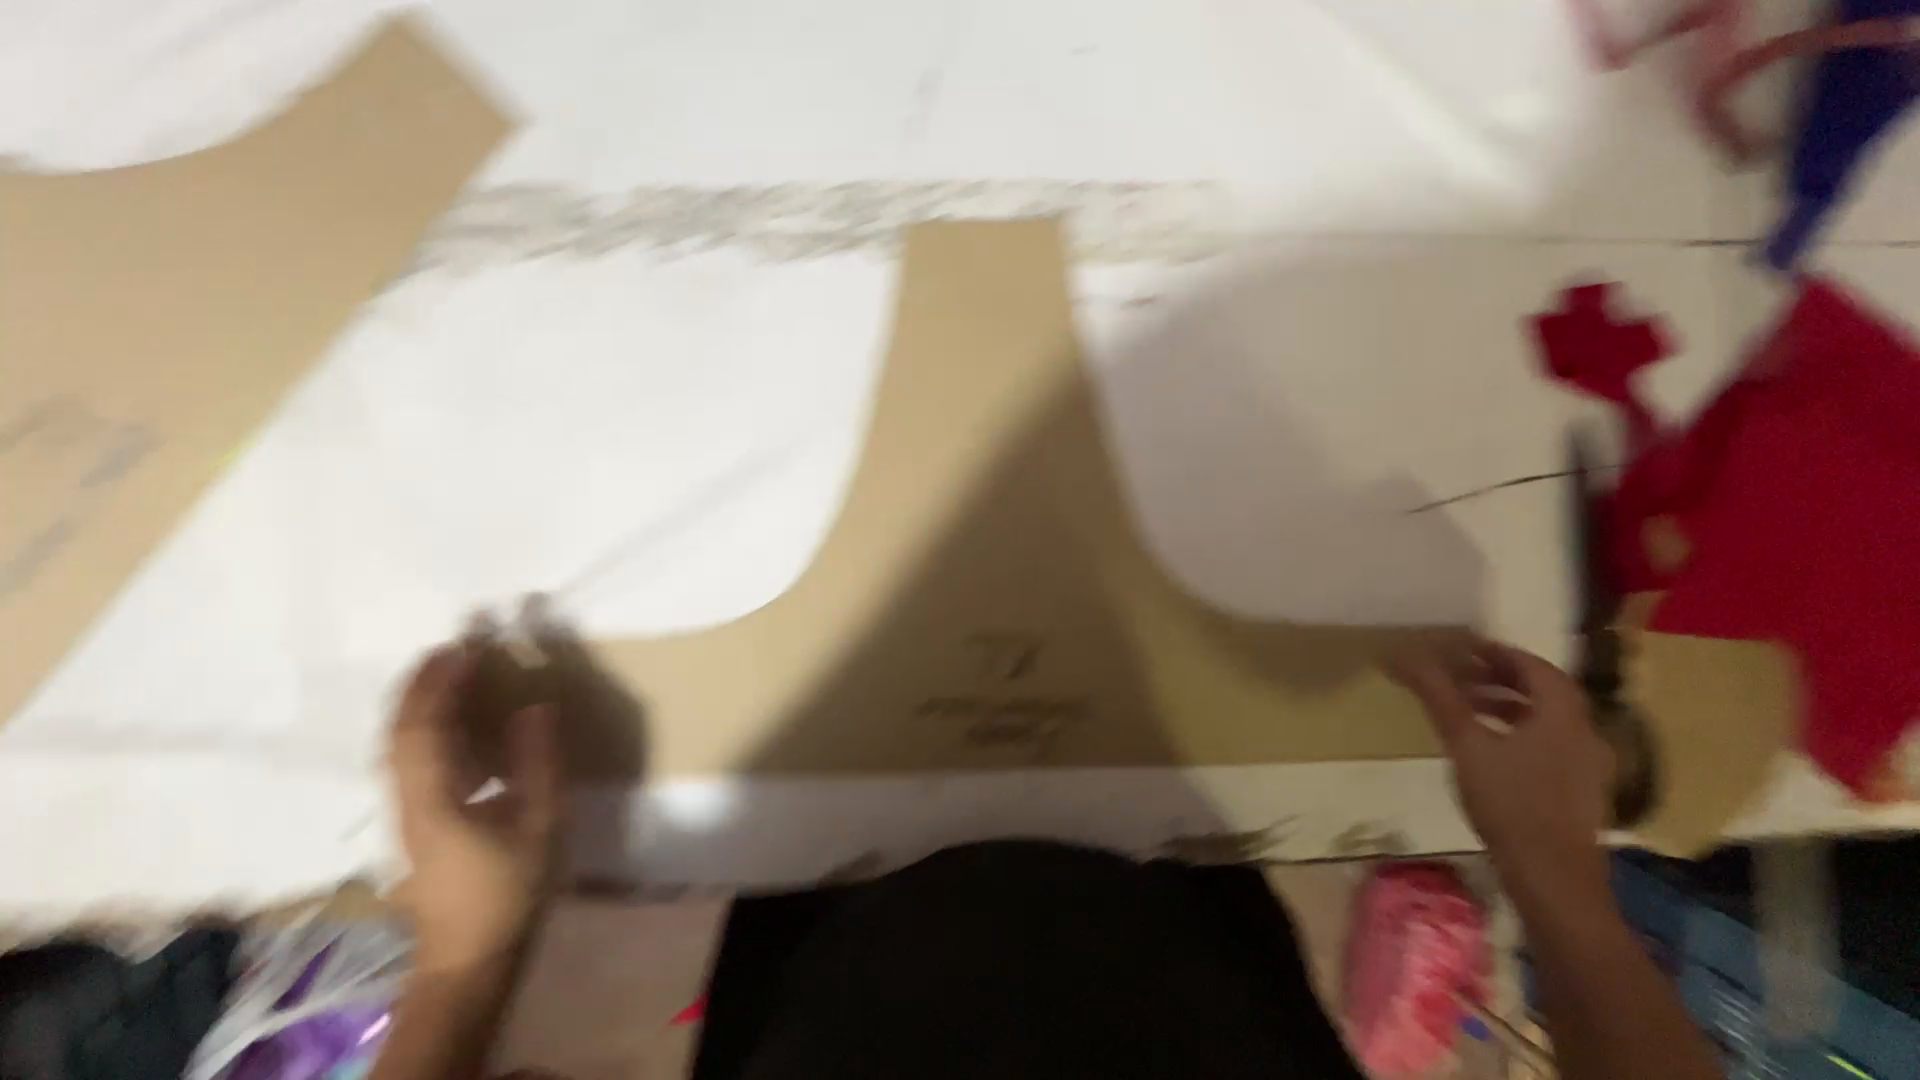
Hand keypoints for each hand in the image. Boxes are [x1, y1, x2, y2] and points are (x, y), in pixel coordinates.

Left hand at [388, 642, 563, 975]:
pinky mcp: (416, 820)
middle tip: (452, 645)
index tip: (465, 646)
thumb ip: (538, 763)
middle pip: (399, 730)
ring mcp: (406, 811)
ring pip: (398, 744)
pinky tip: (454, 722)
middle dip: (421, 683)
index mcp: (435, 798)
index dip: (440, 683)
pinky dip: (426, 726)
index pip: (425, 727)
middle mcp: (408, 799)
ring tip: (450, 671)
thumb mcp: (541, 825)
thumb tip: (534, 707)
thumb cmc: (509, 890)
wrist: (469, 956)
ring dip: (420, 701)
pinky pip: (410, 758)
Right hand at [1390, 639, 1612, 910]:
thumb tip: (1405, 654)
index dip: (1500, 654)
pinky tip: (1489, 751)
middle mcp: (1584, 733)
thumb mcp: (1466, 744)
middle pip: (1544, 692)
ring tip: (1467, 710)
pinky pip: (1549, 745)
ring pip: (1546, 721)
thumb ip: (1439, 697)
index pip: (1535, 667)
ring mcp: (1586, 766)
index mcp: (1563, 715)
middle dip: (1501, 678)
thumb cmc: (1510, 803)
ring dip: (1509, 707)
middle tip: (1460, 675)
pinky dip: (1519, 733)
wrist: (1553, 878)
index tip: (1464, 649)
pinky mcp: (1580, 792)